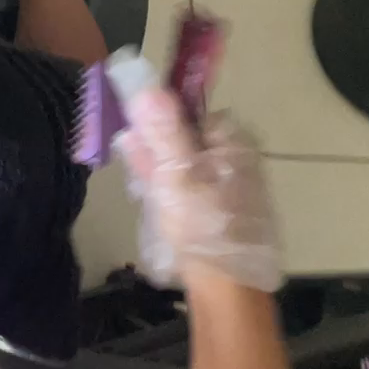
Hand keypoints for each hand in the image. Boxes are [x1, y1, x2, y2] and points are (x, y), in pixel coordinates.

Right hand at [116, 83, 283, 292]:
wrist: (224, 283)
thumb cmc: (203, 221)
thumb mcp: (177, 171)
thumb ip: (162, 129)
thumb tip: (144, 86)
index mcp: (232, 144)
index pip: (192, 111)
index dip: (162, 117)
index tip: (138, 129)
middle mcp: (233, 160)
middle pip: (183, 137)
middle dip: (154, 145)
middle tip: (135, 159)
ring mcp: (225, 186)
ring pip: (179, 162)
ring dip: (155, 166)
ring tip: (140, 182)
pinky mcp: (214, 209)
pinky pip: (183, 186)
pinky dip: (164, 186)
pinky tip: (149, 195)